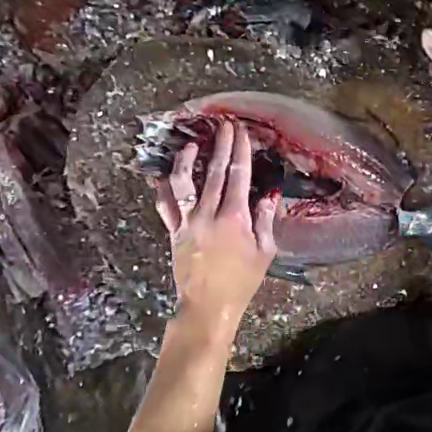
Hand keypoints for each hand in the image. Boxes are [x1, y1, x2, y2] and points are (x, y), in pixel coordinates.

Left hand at [154, 121, 278, 328]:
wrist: (208, 305)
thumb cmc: (242, 281)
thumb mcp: (264, 251)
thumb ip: (265, 219)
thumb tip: (269, 193)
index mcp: (235, 218)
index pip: (239, 175)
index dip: (240, 150)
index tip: (241, 132)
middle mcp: (209, 214)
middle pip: (214, 171)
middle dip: (220, 145)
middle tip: (223, 126)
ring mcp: (187, 222)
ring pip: (183, 183)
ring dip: (187, 161)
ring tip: (191, 144)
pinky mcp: (173, 232)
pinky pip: (165, 206)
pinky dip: (163, 189)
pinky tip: (162, 176)